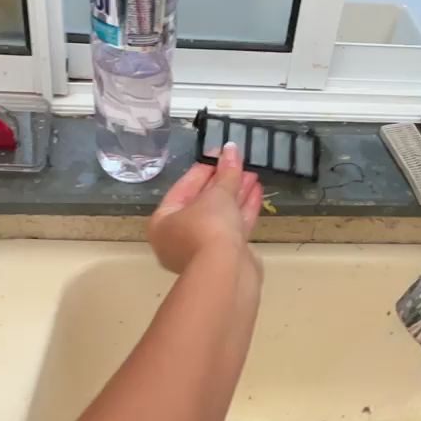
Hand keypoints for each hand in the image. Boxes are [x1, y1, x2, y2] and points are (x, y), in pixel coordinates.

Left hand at [148, 143, 262, 273]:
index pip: (183, 188)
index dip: (204, 168)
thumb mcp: (216, 195)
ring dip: (236, 193)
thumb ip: (226, 172)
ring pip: (221, 215)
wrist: (226, 272)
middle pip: (203, 202)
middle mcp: (180, 237)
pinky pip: (234, 227)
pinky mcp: (226, 256)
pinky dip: (244, 209)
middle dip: (223, 181)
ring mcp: (204, 249)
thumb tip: (230, 148)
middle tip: (238, 161)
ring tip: (252, 173)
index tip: (220, 153)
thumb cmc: (208, 228)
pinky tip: (257, 190)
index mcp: (164, 222)